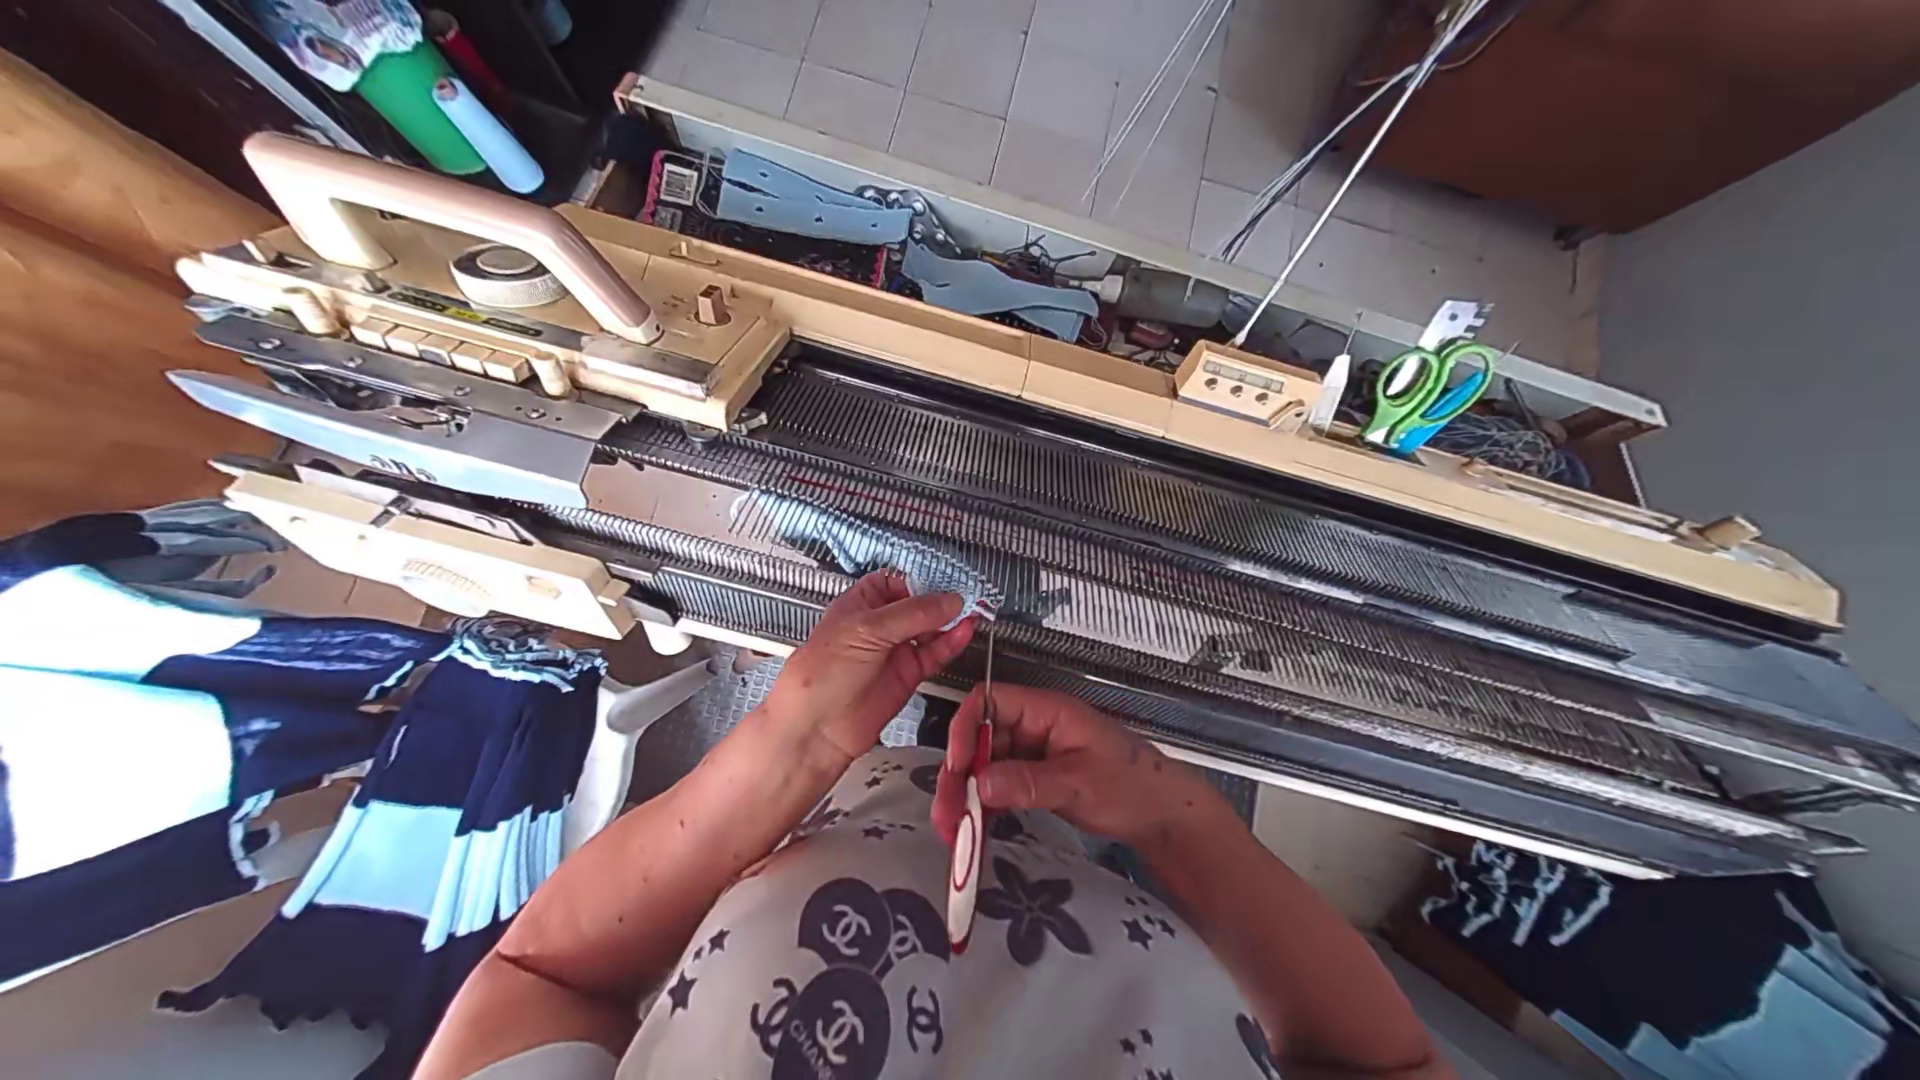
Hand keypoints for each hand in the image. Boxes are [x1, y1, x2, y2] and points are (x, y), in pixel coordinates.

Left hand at [759, 571, 975, 768]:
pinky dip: (952, 642)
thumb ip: (911, 613)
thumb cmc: (818, 676)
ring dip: (951, 621)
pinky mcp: (907, 674)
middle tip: (965, 594)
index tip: (945, 578)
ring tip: (970, 612)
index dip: (921, 579)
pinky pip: (936, 654)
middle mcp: (878, 626)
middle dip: (942, 599)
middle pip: (919, 604)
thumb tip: (947, 601)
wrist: (816, 728)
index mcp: (860, 604)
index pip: (897, 581)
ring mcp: (894, 650)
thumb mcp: (866, 630)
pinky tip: (964, 632)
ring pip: (931, 629)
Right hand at [931, 684, 1224, 846]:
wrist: (1163, 814)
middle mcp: (1032, 727)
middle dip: (958, 774)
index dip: (965, 728)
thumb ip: (1029, 781)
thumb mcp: (1080, 782)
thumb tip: (979, 783)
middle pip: (979, 738)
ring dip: (964, 795)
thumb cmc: (1132, 784)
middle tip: (946, 814)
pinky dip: (982, 807)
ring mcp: (1031, 754)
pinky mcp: (1032, 779)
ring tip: (953, 831)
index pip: (989, 701)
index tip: (956, 766)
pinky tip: (973, 830)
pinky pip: (997, 786)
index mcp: (1045, 711)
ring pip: (983, 766)